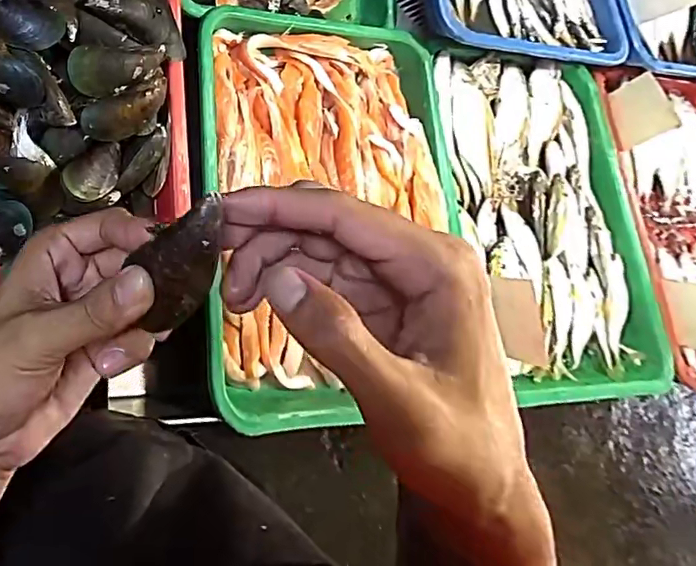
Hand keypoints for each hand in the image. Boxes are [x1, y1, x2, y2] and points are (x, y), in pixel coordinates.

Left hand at [0, 207, 157, 473]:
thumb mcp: (38, 336)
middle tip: (157, 301)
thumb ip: (93, 312)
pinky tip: (104, 364)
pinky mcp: (101, 349)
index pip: (102, 228)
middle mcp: (74, 278)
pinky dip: (131, 350)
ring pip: (138, 302)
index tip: (163, 244)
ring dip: (136, 324)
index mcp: (51, 256)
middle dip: (146, 282)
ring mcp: (90, 315)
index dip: (133, 231)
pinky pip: (136, 337)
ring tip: (110, 349)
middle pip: (128, 262)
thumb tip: (141, 283)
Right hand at [221, 184, 554, 565]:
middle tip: (216, 257)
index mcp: (434, 263)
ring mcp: (389, 271)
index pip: (340, 213)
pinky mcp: (370, 291)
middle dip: (263, 233)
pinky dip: (275, 276)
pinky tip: (252, 297)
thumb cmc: (457, 449)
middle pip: (318, 219)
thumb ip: (339, 338)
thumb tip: (277, 279)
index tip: (223, 209)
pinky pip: (310, 265)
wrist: (479, 490)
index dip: (275, 206)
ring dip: (263, 257)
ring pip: (307, 238)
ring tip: (234, 295)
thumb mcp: (401, 403)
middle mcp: (412, 254)